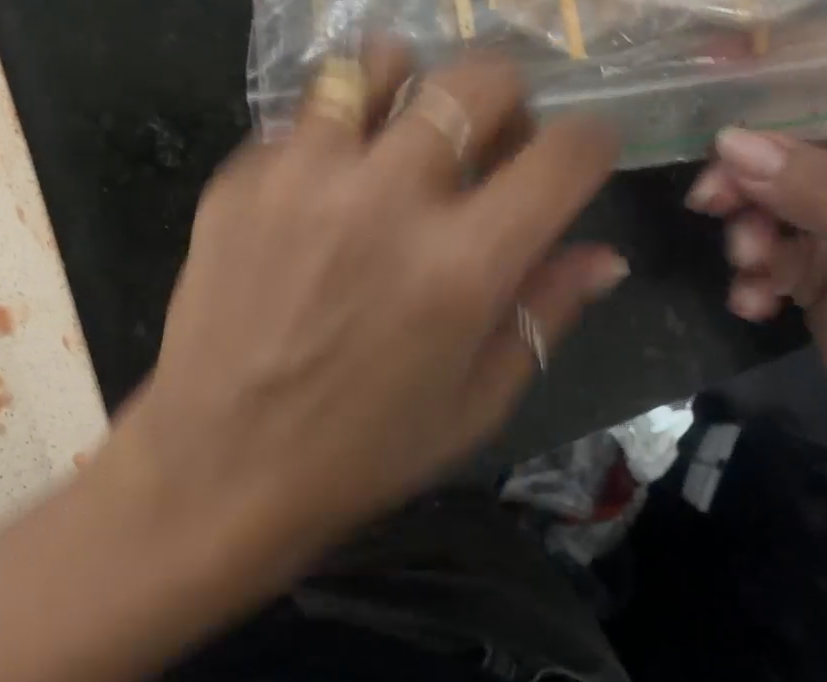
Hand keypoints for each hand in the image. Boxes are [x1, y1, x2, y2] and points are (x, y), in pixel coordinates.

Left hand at [104, 47, 625, 558]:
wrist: (223, 470)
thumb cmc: (363, 457)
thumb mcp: (474, 408)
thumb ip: (543, 318)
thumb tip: (603, 258)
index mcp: (465, 266)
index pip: (565, 154)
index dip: (591, 148)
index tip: (578, 165)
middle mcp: (390, 196)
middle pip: (480, 78)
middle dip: (510, 105)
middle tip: (494, 153)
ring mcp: (306, 176)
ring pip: (382, 66)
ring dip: (415, 97)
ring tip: (406, 149)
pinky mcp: (241, 181)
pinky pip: (304, 119)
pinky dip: (336, 139)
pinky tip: (330, 196)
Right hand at [687, 115, 826, 514]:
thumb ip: (817, 190)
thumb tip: (729, 142)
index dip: (790, 79)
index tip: (721, 92)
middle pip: (802, 140)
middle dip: (755, 170)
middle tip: (711, 199)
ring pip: (775, 199)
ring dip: (751, 230)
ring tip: (749, 266)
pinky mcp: (821, 276)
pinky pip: (771, 256)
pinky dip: (755, 277)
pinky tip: (756, 305)